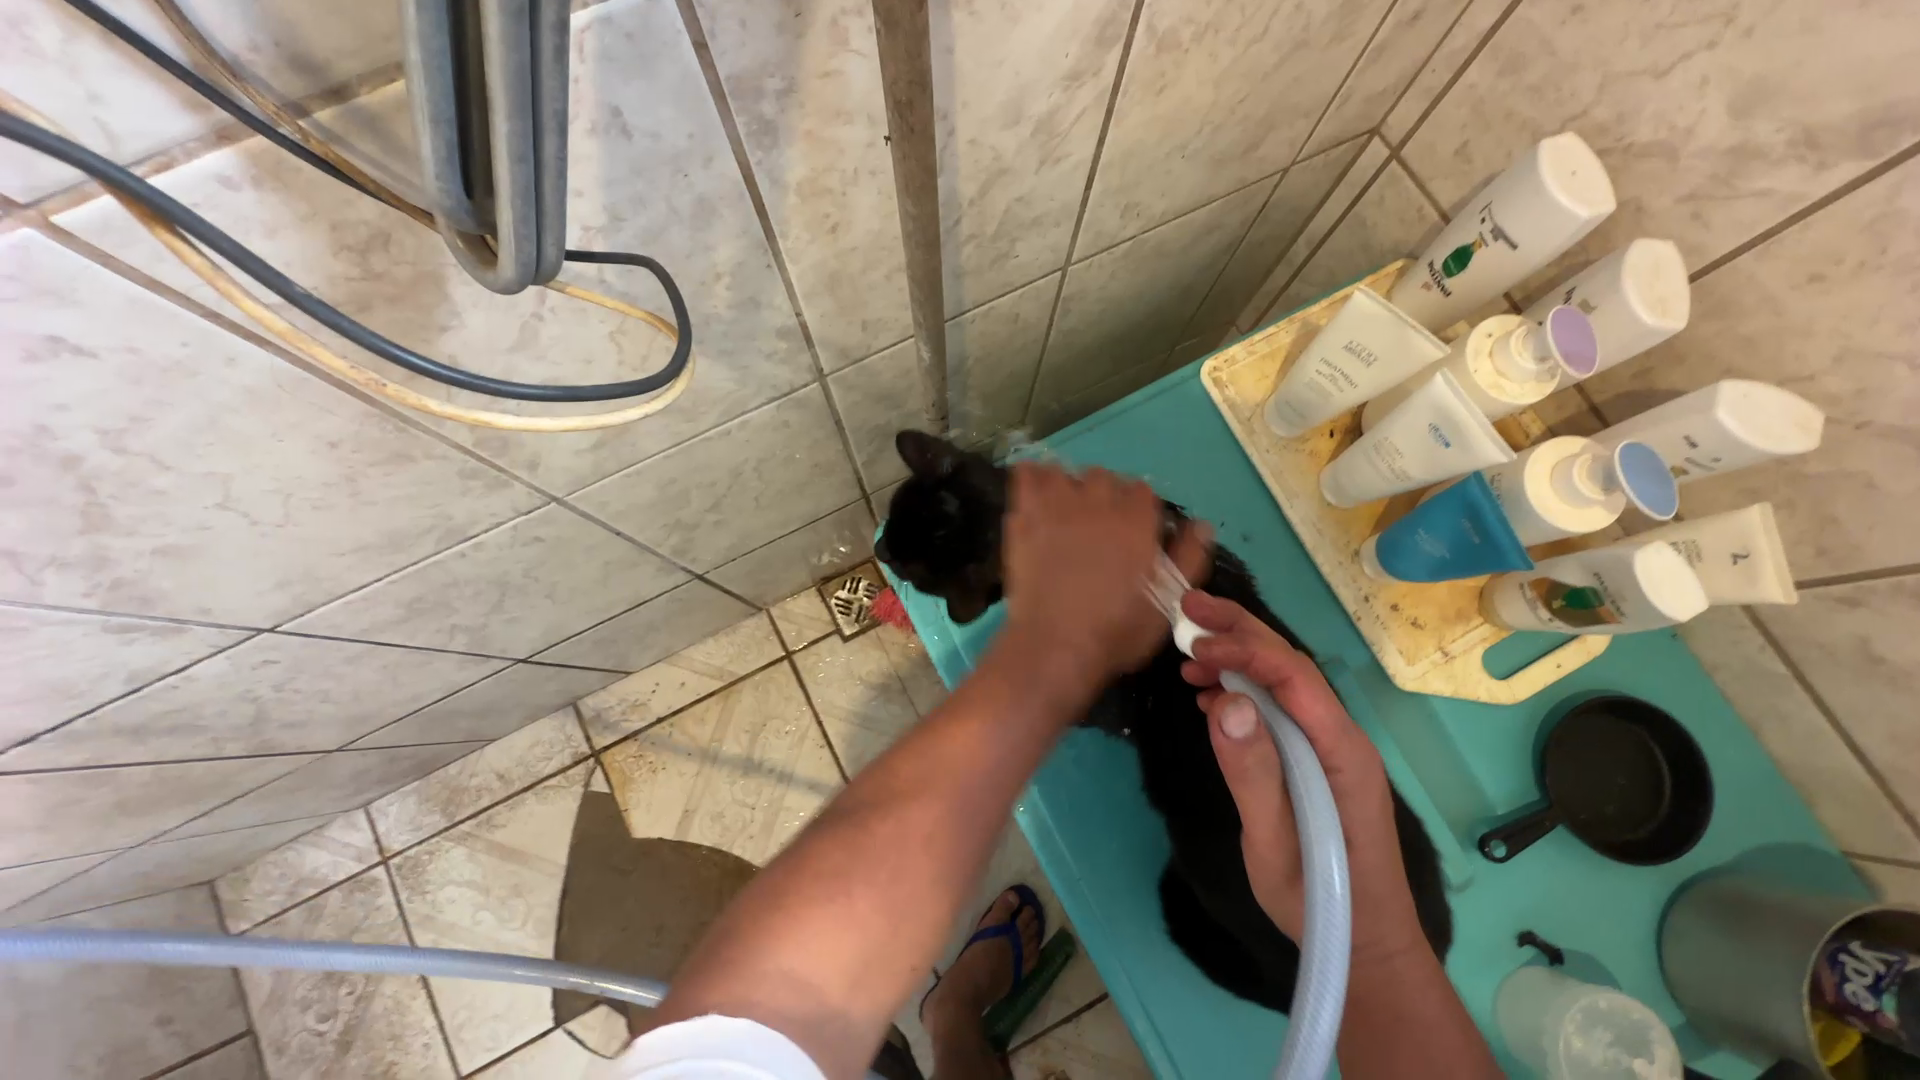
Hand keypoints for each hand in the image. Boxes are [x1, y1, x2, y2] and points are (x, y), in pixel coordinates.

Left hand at [1000, 463, 1210, 683]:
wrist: (1056, 645)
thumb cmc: (1116, 630)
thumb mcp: (1167, 602)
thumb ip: (1188, 559)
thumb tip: (1202, 525)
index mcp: (1136, 520)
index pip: (1141, 490)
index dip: (1137, 508)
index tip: (1131, 528)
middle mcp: (1098, 503)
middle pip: (1102, 478)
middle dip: (1102, 495)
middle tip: (1095, 525)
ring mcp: (1057, 507)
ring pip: (1064, 473)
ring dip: (1066, 486)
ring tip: (1063, 511)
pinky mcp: (1024, 518)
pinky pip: (1024, 477)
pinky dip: (1029, 477)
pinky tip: (1031, 491)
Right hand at [1178, 591, 1425, 958]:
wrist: (1364, 944)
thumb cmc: (1322, 898)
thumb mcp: (1276, 843)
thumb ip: (1254, 774)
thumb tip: (1225, 701)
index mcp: (1341, 750)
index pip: (1293, 676)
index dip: (1244, 650)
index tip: (1193, 643)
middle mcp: (1340, 736)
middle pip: (1290, 665)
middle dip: (1240, 630)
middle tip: (1187, 606)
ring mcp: (1329, 747)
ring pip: (1282, 683)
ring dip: (1236, 658)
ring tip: (1186, 651)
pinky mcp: (1314, 761)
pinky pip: (1278, 710)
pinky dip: (1241, 691)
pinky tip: (1208, 695)